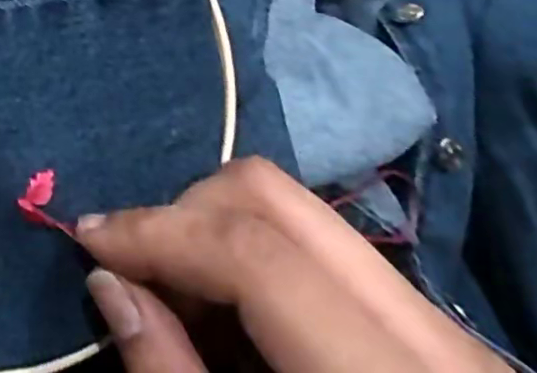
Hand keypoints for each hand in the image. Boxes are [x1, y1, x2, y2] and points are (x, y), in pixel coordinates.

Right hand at [76, 158, 507, 371]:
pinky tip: (229, 316)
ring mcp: (446, 327)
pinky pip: (319, 248)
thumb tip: (107, 283)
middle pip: (275, 198)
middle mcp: (437, 337)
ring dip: (212, 230)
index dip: (159, 233)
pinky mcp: (437, 332)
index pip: (258, 255)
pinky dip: (252, 258)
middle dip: (183, 213)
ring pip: (296, 209)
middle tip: (130, 263)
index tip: (89, 239)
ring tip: (173, 291)